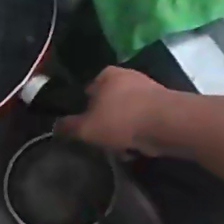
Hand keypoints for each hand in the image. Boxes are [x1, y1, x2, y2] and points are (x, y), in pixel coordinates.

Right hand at [57, 66, 194, 155]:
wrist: (167, 124)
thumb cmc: (120, 120)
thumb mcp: (86, 128)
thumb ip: (68, 127)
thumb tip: (55, 126)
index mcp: (106, 75)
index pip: (87, 90)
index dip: (83, 108)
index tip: (83, 125)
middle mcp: (128, 76)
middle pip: (108, 102)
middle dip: (104, 121)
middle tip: (100, 139)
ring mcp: (149, 89)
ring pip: (125, 113)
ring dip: (121, 130)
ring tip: (119, 148)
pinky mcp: (164, 104)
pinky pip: (142, 120)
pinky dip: (137, 133)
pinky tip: (135, 148)